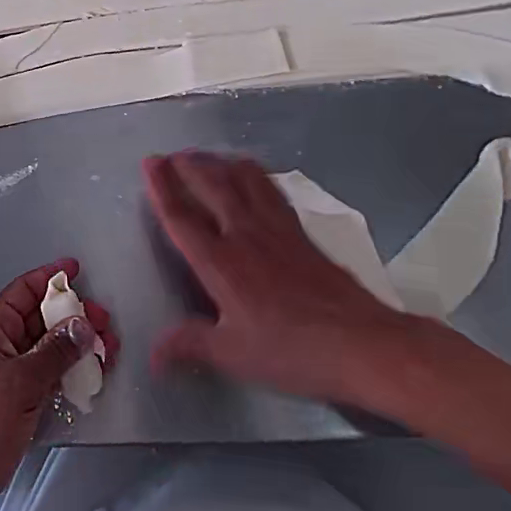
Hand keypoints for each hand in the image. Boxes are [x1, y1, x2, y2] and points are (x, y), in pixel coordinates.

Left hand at [0, 259, 117, 510]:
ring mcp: (12, 371)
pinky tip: (94, 372)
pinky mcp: (21, 397)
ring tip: (109, 349)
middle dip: (75, 316)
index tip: (79, 270)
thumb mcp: (20, 383)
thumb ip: (55, 352)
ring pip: (50, 346)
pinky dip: (72, 369)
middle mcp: (2, 343)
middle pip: (42, 317)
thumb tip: (85, 325)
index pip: (24, 290)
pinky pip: (51, 371)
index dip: (50, 278)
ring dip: (79, 345)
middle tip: (106, 324)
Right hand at [144, 150, 430, 406]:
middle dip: (187, 167)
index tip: (150, 163)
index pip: (182, 218)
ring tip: (205, 156)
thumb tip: (154, 356)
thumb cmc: (291, 350)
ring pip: (244, 181)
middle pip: (212, 187)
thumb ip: (191, 345)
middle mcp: (245, 235)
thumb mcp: (234, 355)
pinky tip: (252, 175)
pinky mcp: (300, 232)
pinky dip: (254, 175)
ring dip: (220, 163)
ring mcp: (276, 229)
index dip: (162, 188)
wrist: (360, 342)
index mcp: (221, 263)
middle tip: (170, 154)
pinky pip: (271, 191)